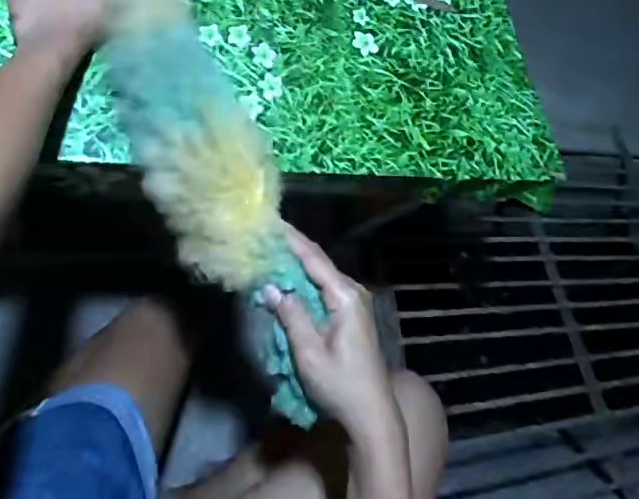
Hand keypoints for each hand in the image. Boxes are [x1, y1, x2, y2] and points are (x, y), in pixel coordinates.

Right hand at [263, 224, 404, 444]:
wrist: (372, 414)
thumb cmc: (340, 385)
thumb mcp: (310, 352)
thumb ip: (291, 315)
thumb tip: (269, 286)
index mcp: (344, 296)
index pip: (313, 258)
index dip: (291, 239)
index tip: (271, 222)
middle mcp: (352, 291)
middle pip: (318, 261)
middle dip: (292, 248)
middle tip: (266, 235)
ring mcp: (354, 301)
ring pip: (321, 274)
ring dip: (297, 264)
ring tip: (272, 252)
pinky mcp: (351, 313)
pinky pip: (324, 287)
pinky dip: (305, 281)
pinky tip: (288, 280)